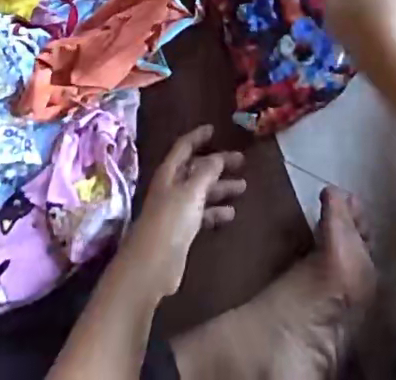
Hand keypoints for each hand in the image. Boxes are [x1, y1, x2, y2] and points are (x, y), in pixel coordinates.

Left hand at [118, 125, 246, 299]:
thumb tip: (217, 157)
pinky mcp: (182, 230)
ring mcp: (176, 209)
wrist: (152, 265)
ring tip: (243, 186)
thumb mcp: (191, 191)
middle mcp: (172, 187)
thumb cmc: (170, 220)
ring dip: (221, 188)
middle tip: (241, 160)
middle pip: (196, 169)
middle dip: (218, 163)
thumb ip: (206, 172)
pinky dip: (216, 211)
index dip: (198, 137)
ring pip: (202, 191)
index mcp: (169, 172)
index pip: (184, 146)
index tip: (214, 129)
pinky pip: (202, 213)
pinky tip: (231, 214)